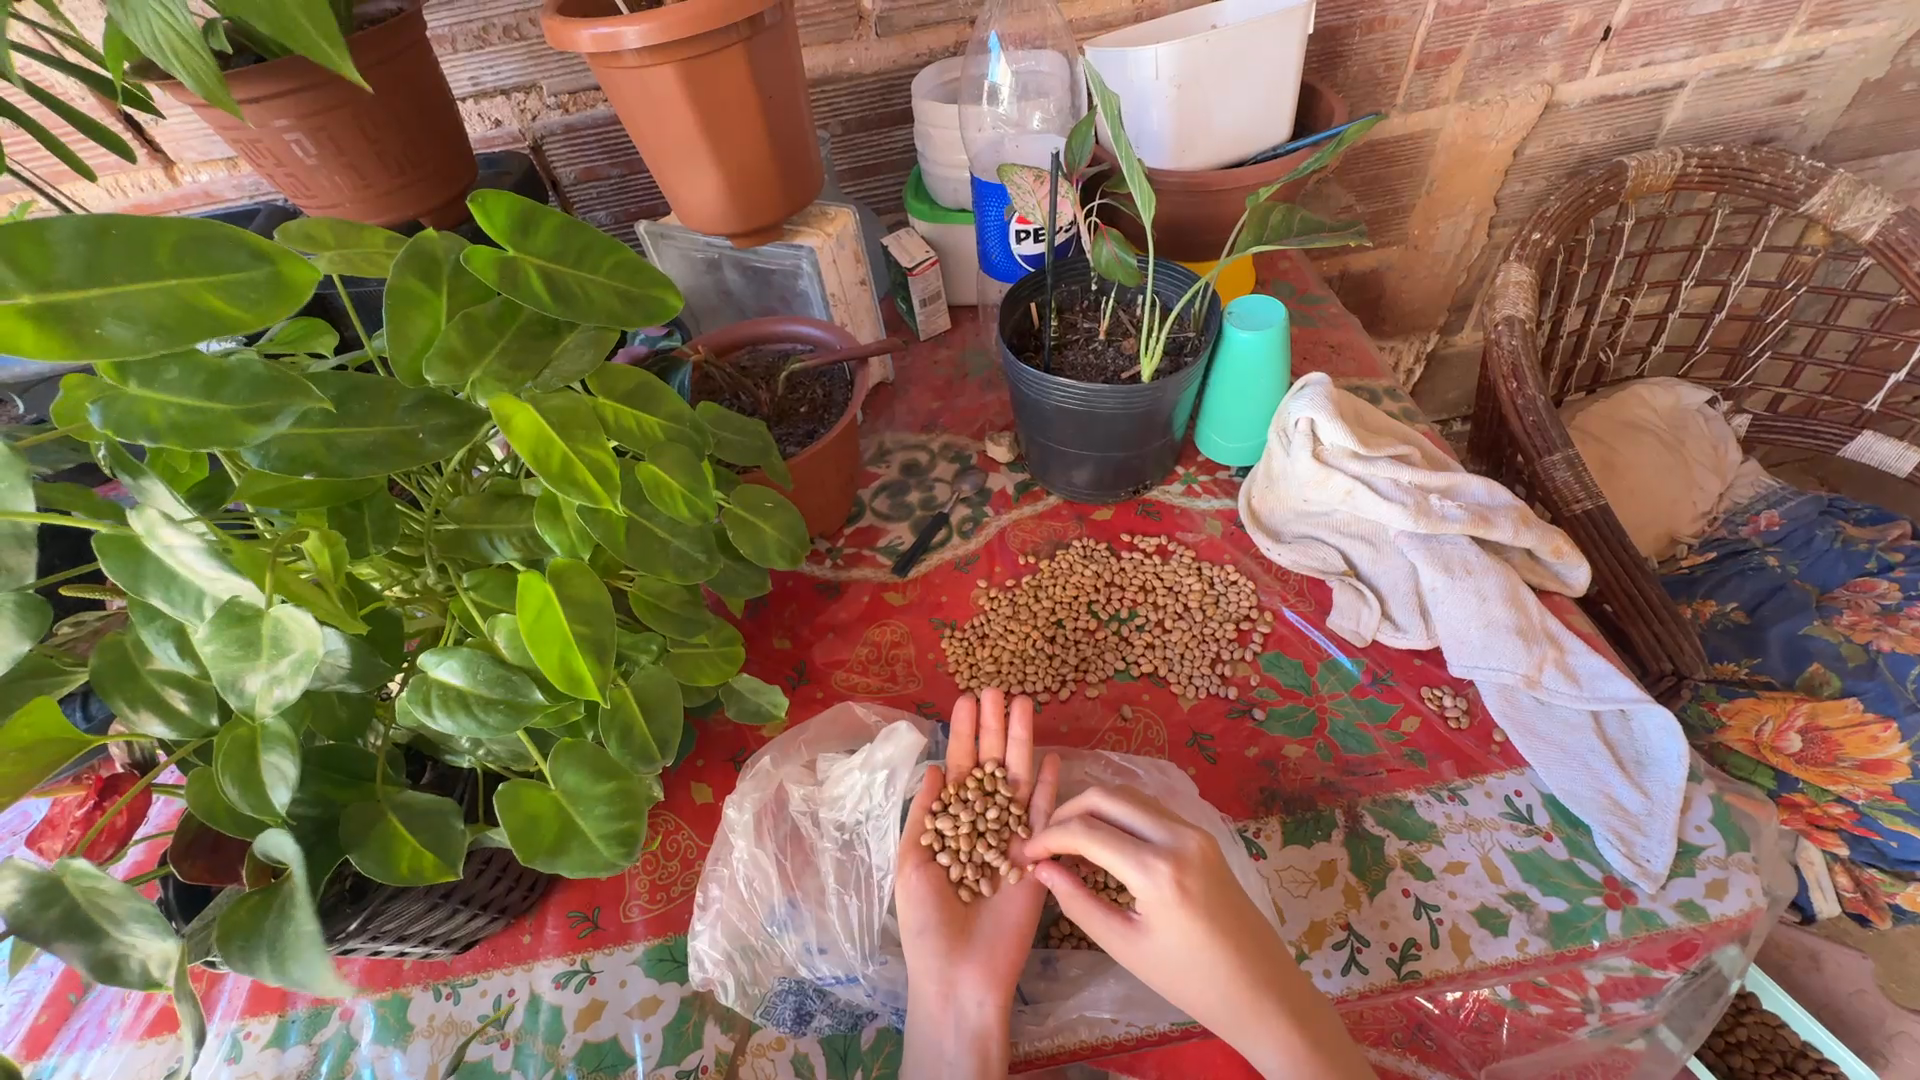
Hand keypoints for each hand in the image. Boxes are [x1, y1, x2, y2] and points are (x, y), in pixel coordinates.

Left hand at [896, 690, 1059, 1078]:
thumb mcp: (913, 861)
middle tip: (997, 688)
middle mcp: (985, 825)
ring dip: (1022, 743)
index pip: (962, 769)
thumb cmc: (927, 923)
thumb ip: (927, 813)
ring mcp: (1014, 840)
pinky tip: (1052, 757)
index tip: (966, 699)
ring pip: (1020, 781)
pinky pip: (1047, 818)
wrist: (959, 977)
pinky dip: (1050, 789)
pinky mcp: (1039, 859)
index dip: (965, 734)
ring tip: (1024, 704)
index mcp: (953, 825)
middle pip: (994, 766)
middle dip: (995, 727)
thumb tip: (936, 768)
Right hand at [1026, 787, 1374, 1079]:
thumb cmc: (1191, 982)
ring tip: (1067, 838)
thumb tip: (1041, 870)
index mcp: (1157, 870)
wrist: (1264, 992)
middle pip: (1105, 796)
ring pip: (1128, 795)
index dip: (1048, 836)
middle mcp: (1176, 836)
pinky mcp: (1201, 834)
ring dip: (1092, 808)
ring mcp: (1193, 830)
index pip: (1085, 830)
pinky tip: (1102, 839)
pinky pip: (1148, 809)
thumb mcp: (1126, 947)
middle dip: (1066, 812)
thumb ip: (1077, 903)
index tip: (1024, 852)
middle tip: (1043, 839)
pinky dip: (1118, 814)